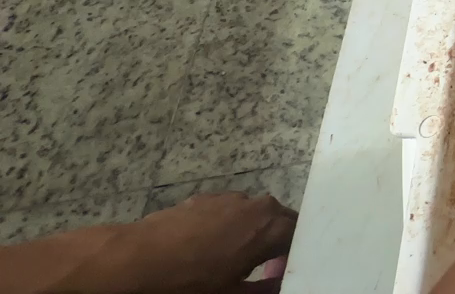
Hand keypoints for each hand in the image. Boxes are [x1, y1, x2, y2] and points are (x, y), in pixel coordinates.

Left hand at [108, 191, 296, 292]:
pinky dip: (221, 227)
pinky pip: (225, 212)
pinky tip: (195, 247)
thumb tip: (280, 285)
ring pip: (252, 215)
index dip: (291, 256)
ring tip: (219, 257)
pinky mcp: (206, 198)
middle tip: (253, 267)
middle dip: (272, 242)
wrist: (126, 263)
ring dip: (246, 233)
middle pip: (279, 222)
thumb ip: (264, 289)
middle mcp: (262, 205)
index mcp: (274, 227)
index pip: (301, 238)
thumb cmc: (184, 283)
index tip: (277, 273)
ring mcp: (233, 198)